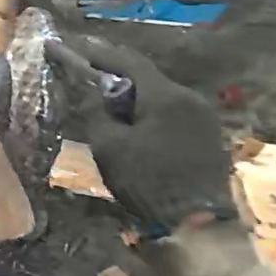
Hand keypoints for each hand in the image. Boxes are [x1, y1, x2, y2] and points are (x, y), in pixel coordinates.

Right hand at [60, 36, 234, 232]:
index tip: (68, 48)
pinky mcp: (207, 138)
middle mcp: (188, 98)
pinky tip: (133, 127)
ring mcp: (202, 118)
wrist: (199, 227)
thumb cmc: (149, 184)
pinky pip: (171, 114)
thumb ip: (94, 110)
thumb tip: (84, 85)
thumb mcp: (110, 147)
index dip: (95, 53)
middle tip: (83, 76)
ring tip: (104, 106)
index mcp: (165, 95)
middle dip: (112, 74)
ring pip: (158, 96)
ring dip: (131, 96)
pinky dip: (147, 113)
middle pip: (144, 76)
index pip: (126, 60)